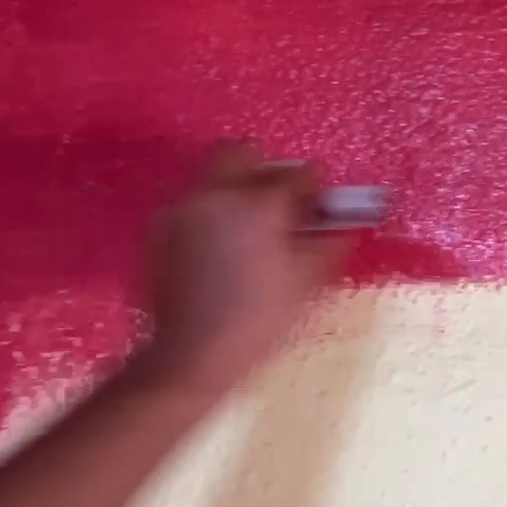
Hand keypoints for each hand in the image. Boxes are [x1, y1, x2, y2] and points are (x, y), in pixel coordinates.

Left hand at [143, 143, 352, 386]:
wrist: (193, 353)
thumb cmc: (260, 317)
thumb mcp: (308, 278)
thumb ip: (330, 240)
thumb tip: (342, 223)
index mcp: (258, 203)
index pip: (299, 173)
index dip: (318, 188)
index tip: (323, 207)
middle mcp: (217, 193)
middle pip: (245, 152)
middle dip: (270, 170)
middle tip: (286, 202)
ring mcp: (184, 208)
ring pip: (217, 175)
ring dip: (242, 188)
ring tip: (258, 225)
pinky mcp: (163, 228)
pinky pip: (198, 202)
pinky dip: (218, 210)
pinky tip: (229, 245)